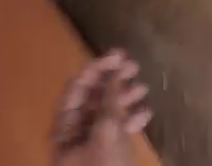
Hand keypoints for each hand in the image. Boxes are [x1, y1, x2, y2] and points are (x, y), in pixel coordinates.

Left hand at [50, 50, 151, 165]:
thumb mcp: (106, 132)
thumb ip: (110, 100)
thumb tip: (114, 71)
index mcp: (65, 127)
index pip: (77, 87)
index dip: (97, 68)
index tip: (120, 55)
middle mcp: (75, 133)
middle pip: (93, 96)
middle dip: (114, 80)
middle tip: (135, 66)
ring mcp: (91, 145)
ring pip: (107, 112)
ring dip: (125, 96)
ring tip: (143, 88)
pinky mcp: (106, 155)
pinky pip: (116, 130)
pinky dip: (131, 119)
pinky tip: (145, 115)